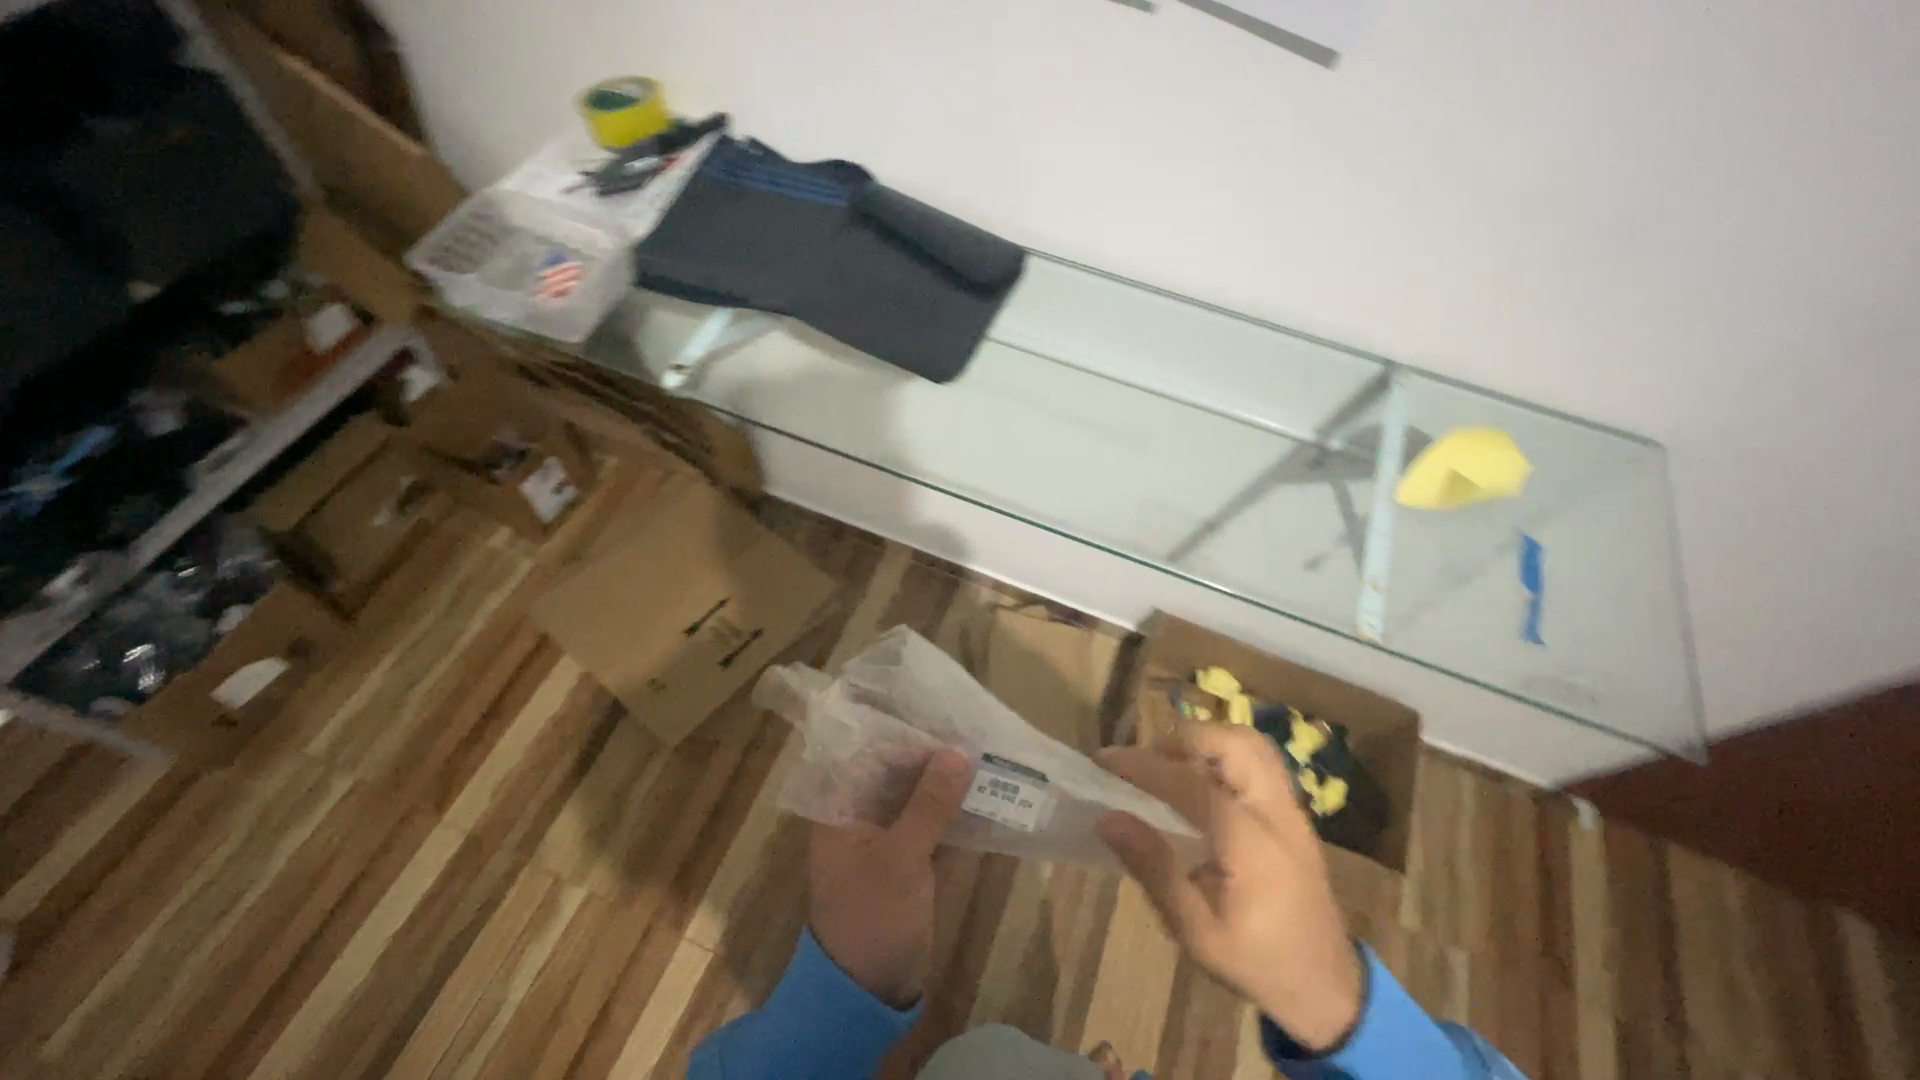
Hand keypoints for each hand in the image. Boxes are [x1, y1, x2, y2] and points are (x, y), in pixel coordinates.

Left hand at [807, 748, 971, 1007]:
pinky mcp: (907, 865)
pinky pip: (932, 829)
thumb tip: (957, 752)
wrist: (867, 993)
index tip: (948, 722)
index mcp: (841, 810)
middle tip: (977, 735)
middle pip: (897, 776)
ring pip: (918, 802)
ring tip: (989, 760)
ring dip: (948, 787)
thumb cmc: (873, 917)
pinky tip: (987, 802)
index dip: (907, 738)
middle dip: (934, 759)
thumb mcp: (902, 857)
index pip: (871, 755)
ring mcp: (885, 843)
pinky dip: (954, 817)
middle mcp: (860, 818)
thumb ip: (929, 803)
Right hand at [1097, 722, 1362, 1051]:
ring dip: (1208, 742)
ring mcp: (1291, 810)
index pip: (1189, 782)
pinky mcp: (1295, 816)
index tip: (1105, 760)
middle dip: (1183, 738)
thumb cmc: (1255, 961)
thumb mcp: (1195, 930)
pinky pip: (1261, 764)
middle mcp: (1276, 812)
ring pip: (1253, 745)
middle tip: (1147, 760)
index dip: (1143, 766)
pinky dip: (1226, 756)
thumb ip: (1153, 867)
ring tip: (1172, 765)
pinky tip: (1201, 785)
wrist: (1326, 985)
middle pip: (1234, 743)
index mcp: (1249, 841)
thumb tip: (1107, 818)